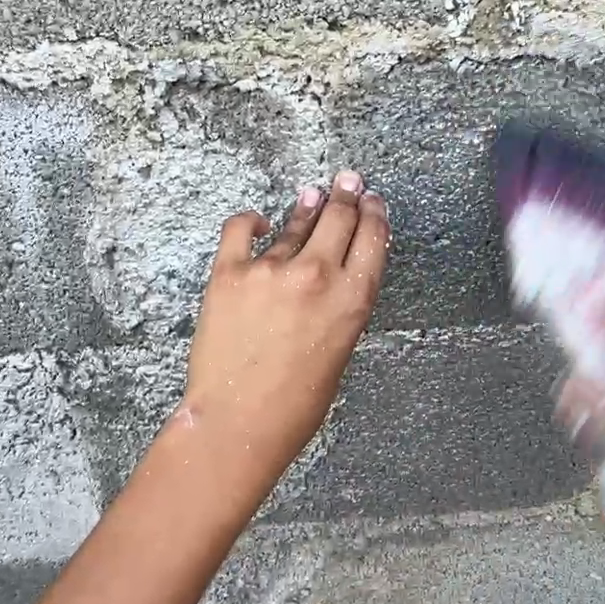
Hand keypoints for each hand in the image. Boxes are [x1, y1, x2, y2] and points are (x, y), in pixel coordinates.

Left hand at [180, 170, 390, 486]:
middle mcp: (316, 276)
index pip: (372, 237)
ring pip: (296, 223)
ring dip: (306, 206)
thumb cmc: (295, 403)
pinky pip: (242, 227)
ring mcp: (271, 270)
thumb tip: (334, 273)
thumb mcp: (340, 350)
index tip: (372, 201)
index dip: (374, 213)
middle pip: (339, 218)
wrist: (238, 423)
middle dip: (346, 195)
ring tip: (311, 194)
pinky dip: (252, 220)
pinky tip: (260, 220)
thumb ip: (341, 305)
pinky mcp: (230, 271)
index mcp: (351, 299)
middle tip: (348, 180)